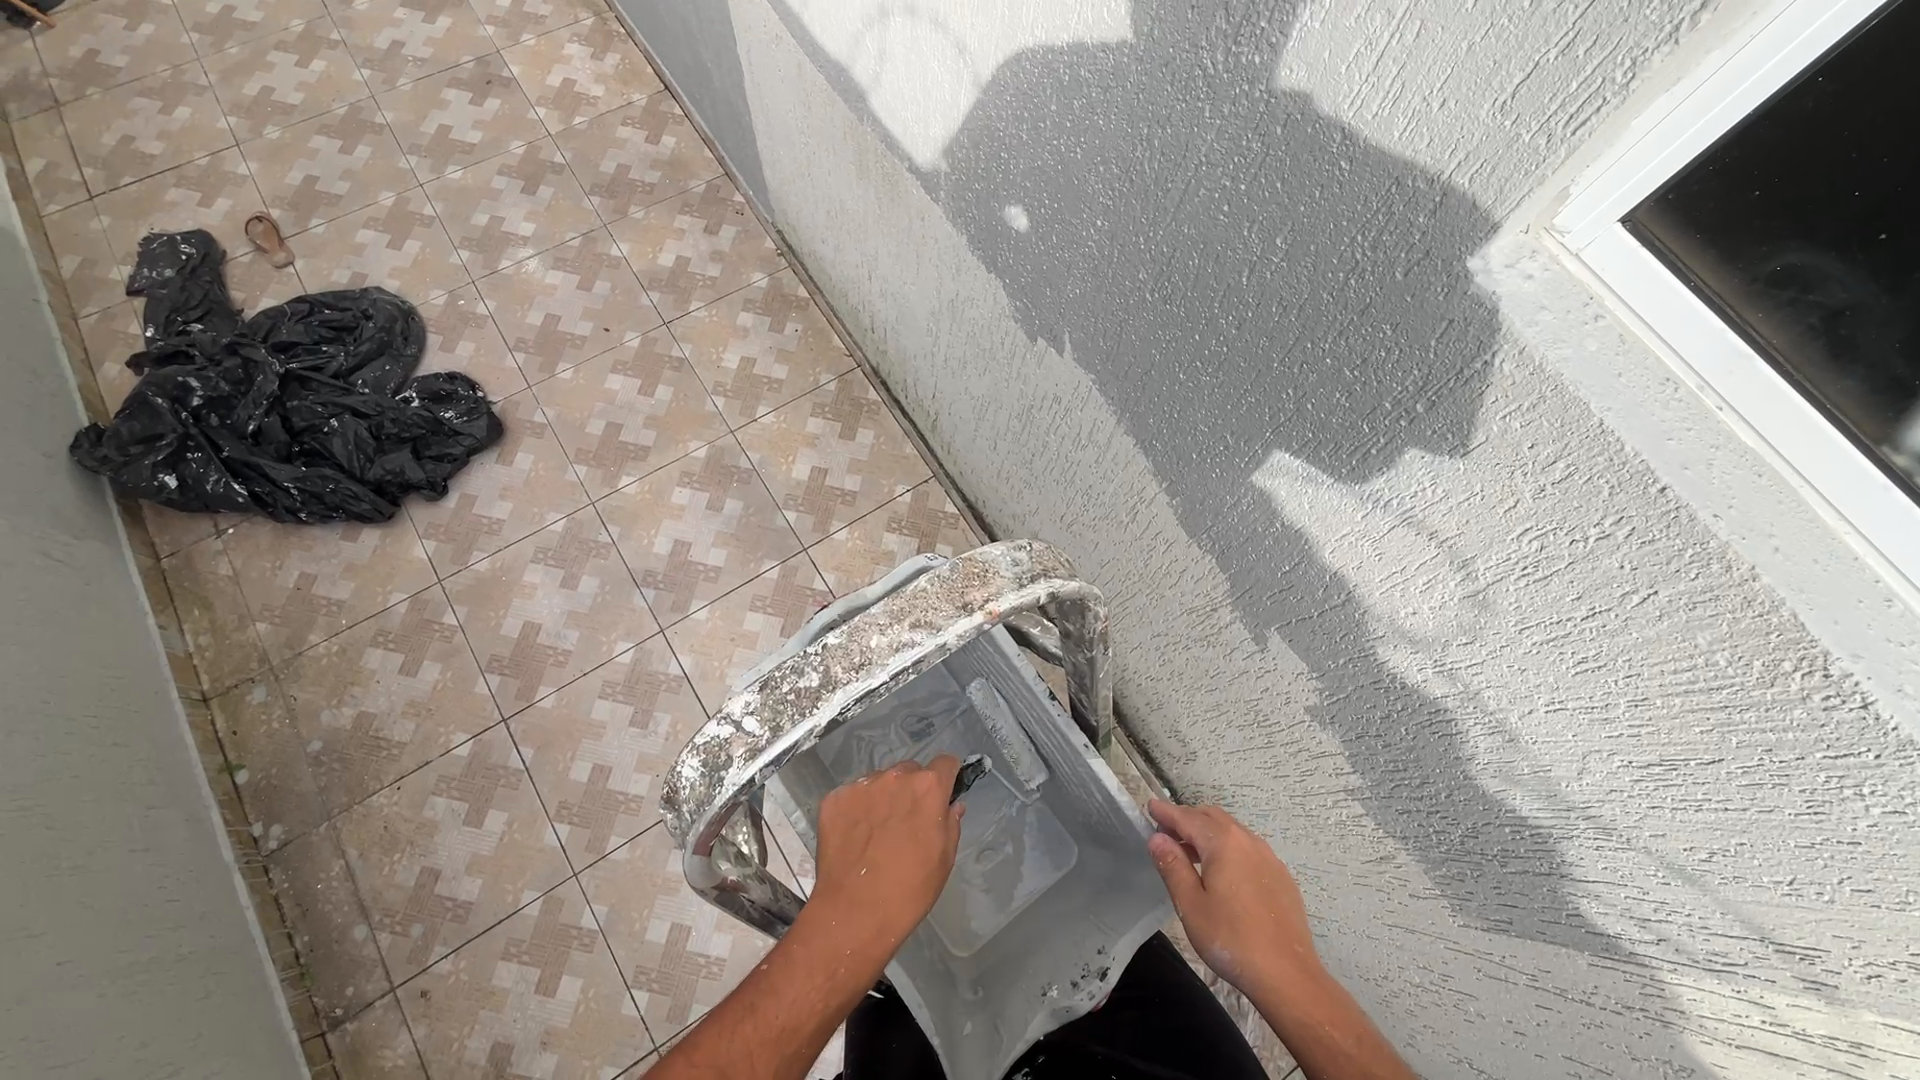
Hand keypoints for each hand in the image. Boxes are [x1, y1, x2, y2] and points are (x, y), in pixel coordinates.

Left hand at [808, 756, 965, 948]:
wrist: (855, 912)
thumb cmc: (910, 889)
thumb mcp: (944, 858)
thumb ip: (950, 822)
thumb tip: (951, 805)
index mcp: (928, 787)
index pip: (945, 762)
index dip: (947, 776)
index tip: (943, 792)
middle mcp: (894, 777)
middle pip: (910, 771)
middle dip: (912, 789)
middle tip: (907, 821)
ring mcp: (860, 786)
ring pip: (879, 782)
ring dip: (883, 798)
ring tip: (877, 833)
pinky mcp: (834, 799)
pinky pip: (852, 796)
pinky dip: (856, 810)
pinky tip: (855, 838)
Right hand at [1148, 799, 1320, 998]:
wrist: (1287, 975)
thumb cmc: (1231, 939)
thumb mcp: (1191, 904)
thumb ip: (1172, 866)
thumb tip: (1158, 838)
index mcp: (1224, 844)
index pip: (1188, 818)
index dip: (1166, 812)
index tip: (1150, 806)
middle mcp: (1248, 842)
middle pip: (1212, 818)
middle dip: (1187, 819)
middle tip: (1165, 832)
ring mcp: (1269, 858)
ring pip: (1232, 832)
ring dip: (1208, 833)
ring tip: (1189, 853)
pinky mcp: (1281, 877)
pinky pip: (1248, 849)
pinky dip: (1228, 848)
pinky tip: (1222, 873)